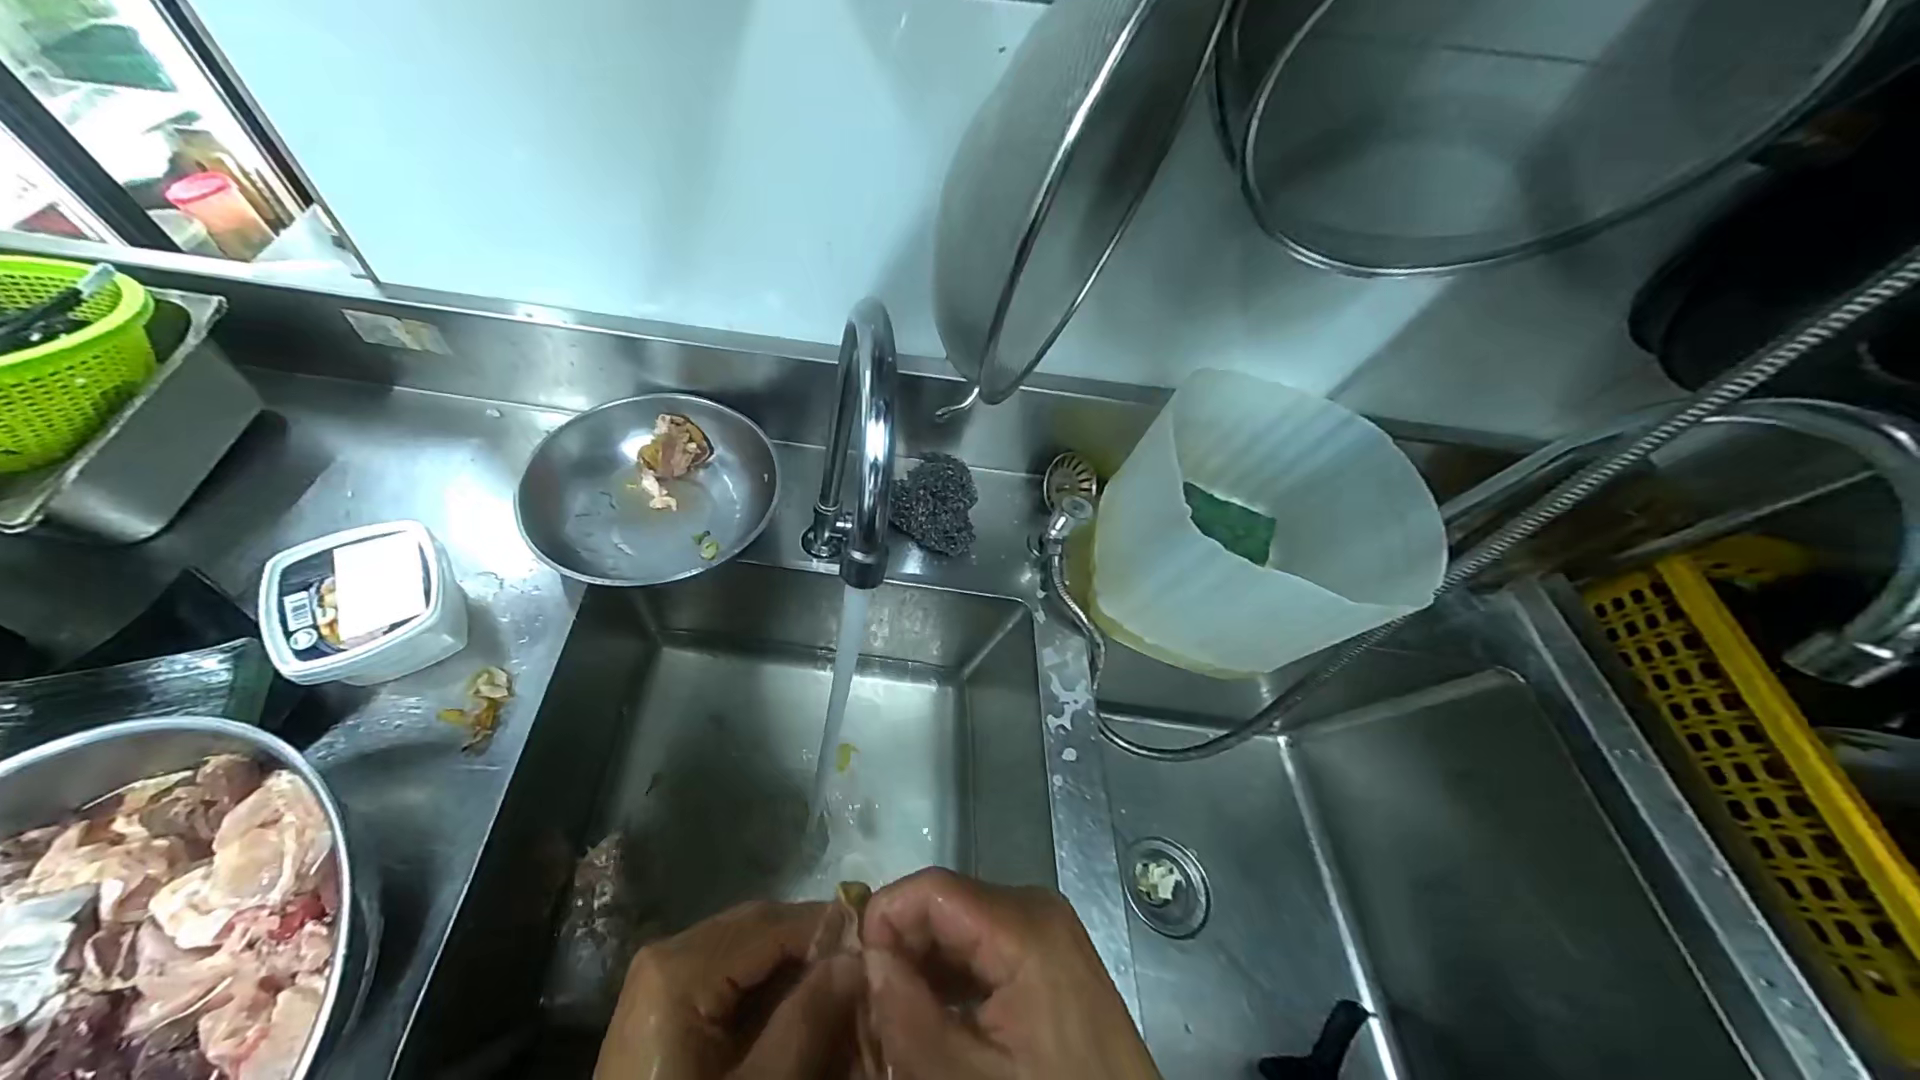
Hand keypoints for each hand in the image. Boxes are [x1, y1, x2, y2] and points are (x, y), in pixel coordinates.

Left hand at [595, 900, 863, 1079]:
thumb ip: (807, 1020)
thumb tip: (858, 957)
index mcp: (680, 967)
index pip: (776, 922)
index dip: (831, 929)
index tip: (877, 948)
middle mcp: (667, 952)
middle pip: (761, 924)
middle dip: (814, 943)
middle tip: (861, 970)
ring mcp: (661, 973)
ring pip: (749, 942)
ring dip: (794, 961)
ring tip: (834, 989)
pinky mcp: (663, 997)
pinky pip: (728, 967)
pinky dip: (767, 980)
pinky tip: (794, 1005)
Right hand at [861, 868, 1160, 1079]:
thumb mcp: (969, 1077)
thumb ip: (908, 1017)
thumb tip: (867, 961)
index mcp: (1023, 924)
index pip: (930, 888)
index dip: (884, 920)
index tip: (858, 976)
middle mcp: (1034, 906)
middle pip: (944, 904)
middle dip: (902, 949)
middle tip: (876, 1011)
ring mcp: (1045, 925)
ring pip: (959, 924)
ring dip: (924, 966)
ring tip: (901, 1021)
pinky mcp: (1048, 947)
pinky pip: (985, 942)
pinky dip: (953, 974)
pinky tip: (938, 1017)